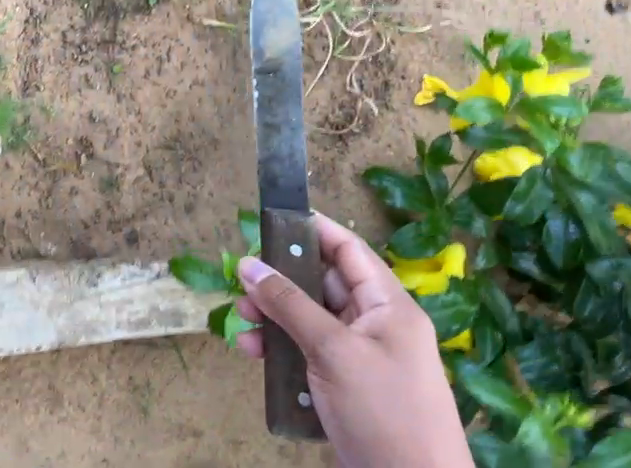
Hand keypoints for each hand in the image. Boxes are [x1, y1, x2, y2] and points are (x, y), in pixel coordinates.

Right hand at [233, 213, 471, 467]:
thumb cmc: (384, 412)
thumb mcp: (333, 351)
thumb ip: (288, 304)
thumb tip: (247, 263)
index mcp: (389, 307)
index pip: (348, 250)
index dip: (311, 229)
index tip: (268, 219)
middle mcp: (377, 326)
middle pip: (321, 284)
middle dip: (279, 281)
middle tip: (241, 282)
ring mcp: (362, 358)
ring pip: (308, 319)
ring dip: (272, 318)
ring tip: (242, 324)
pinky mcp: (346, 386)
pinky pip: (307, 353)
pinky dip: (280, 349)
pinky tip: (254, 355)